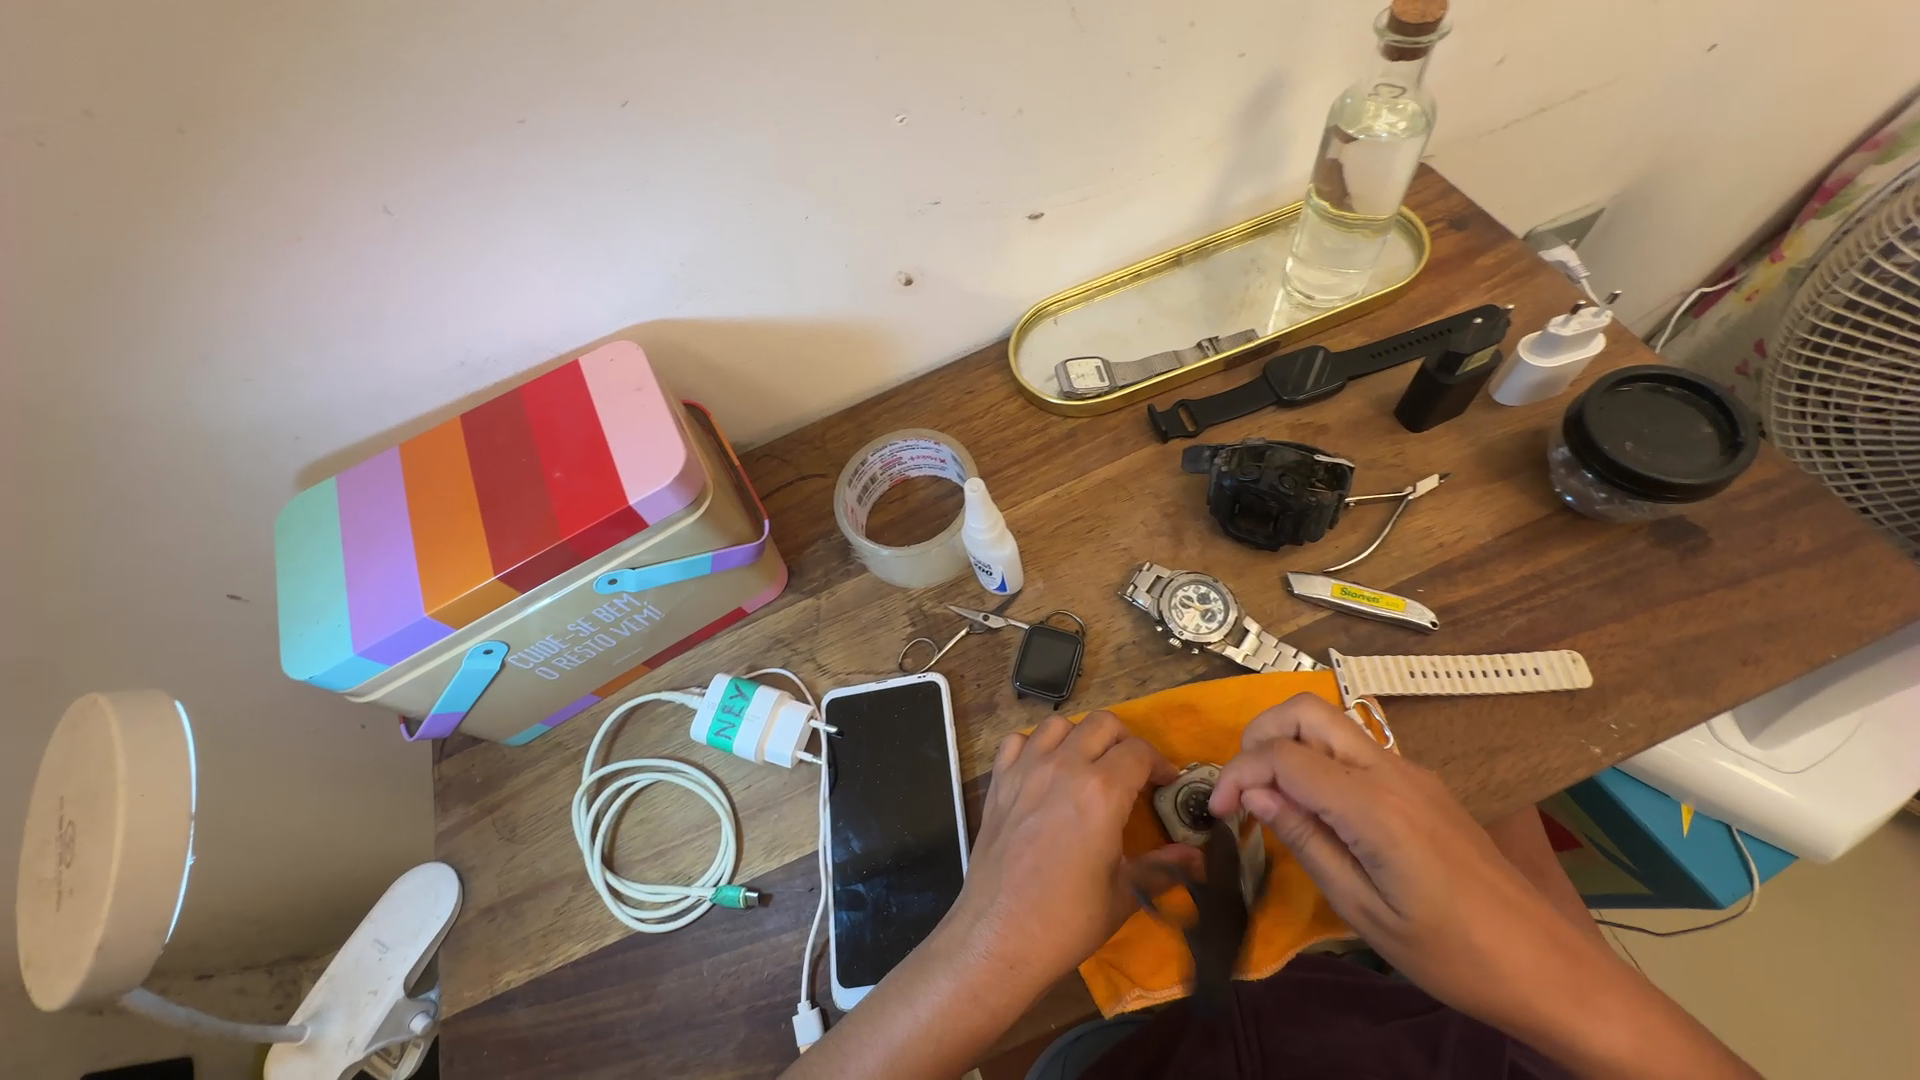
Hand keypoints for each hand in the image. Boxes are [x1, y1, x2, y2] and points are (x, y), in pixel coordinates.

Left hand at [939, 712, 1200, 995]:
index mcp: (1101, 791)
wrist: (999, 936)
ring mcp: (1024, 770)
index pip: (1139, 751)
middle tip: (1133, 771)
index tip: (1166, 783)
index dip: (1159, 763)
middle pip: (1102, 724)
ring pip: (1058, 724)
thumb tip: (1200, 857)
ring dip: (1080, 737)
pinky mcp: (998, 783)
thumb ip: (1164, 866)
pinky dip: (1034, 745)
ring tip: (1089, 765)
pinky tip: (1043, 769)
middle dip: (1125, 741)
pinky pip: (1016, 741)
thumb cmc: (1068, 920)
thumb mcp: (1125, 894)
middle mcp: (1062, 767)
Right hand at [1207, 693, 1599, 1022]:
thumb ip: (1305, 840)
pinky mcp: (1422, 785)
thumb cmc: (1451, 955)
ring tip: (1268, 794)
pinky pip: (1355, 749)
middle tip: (1239, 785)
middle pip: (1306, 710)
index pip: (1282, 757)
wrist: (1551, 969)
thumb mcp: (1363, 910)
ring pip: (1331, 721)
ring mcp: (1411, 773)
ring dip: (1287, 741)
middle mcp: (1391, 772)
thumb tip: (1255, 793)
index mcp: (1373, 806)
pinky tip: (1313, 806)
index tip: (1216, 812)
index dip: (1236, 774)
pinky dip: (1317, 758)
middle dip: (1258, 734)